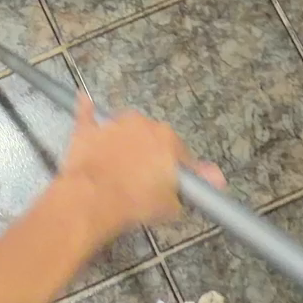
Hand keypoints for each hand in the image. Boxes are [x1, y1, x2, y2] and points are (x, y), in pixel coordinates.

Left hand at [49, 94, 222, 242]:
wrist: (93, 199)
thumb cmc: (135, 202)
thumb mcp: (173, 202)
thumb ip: (197, 185)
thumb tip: (217, 178)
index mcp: (167, 138)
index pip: (179, 153)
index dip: (176, 171)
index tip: (171, 184)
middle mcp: (141, 124)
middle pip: (151, 138)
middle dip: (150, 155)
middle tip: (144, 181)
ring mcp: (112, 124)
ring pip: (124, 128)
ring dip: (125, 141)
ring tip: (119, 166)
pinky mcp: (87, 129)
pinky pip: (88, 114)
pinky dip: (87, 108)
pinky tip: (84, 100)